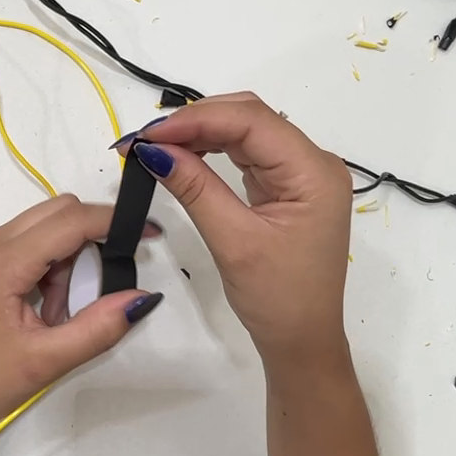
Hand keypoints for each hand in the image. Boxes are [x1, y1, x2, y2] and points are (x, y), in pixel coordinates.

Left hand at [0, 194, 162, 445]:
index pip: (70, 221)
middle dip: (92, 238)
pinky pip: (37, 242)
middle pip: (61, 211)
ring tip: (61, 312)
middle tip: (104, 284)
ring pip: (50, 225)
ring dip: (72, 257)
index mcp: (4, 262)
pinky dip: (56, 266)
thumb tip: (143, 297)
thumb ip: (98, 328)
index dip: (113, 221)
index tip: (150, 233)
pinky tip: (48, 309)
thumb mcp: (49, 360)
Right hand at [119, 92, 351, 368]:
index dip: (195, 119)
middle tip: (143, 141)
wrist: (302, 339)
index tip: (147, 136)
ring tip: (154, 147)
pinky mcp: (283, 186)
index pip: (250, 121)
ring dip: (198, 133)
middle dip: (194, 121)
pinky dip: (209, 150)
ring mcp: (298, 173)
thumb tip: (153, 151)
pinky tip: (181, 156)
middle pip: (248, 117)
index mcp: (313, 172)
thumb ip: (195, 189)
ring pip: (244, 131)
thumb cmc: (277, 297)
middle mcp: (311, 162)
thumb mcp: (233, 241)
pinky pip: (244, 153)